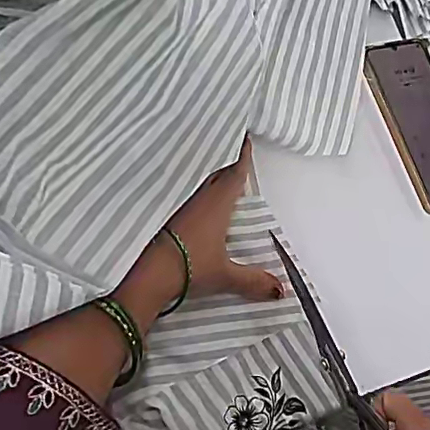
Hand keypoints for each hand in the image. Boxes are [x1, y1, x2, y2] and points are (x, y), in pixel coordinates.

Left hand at [115, 138, 283, 316]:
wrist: (151, 277)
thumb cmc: (187, 268)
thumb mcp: (226, 275)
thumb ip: (254, 281)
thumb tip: (278, 289)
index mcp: (216, 207)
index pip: (234, 176)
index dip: (242, 158)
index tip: (246, 140)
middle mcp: (200, 204)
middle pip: (219, 177)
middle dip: (232, 167)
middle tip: (242, 160)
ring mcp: (185, 212)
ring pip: (206, 188)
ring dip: (219, 182)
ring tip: (229, 183)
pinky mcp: (175, 223)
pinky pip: (197, 201)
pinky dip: (207, 197)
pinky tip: (209, 210)